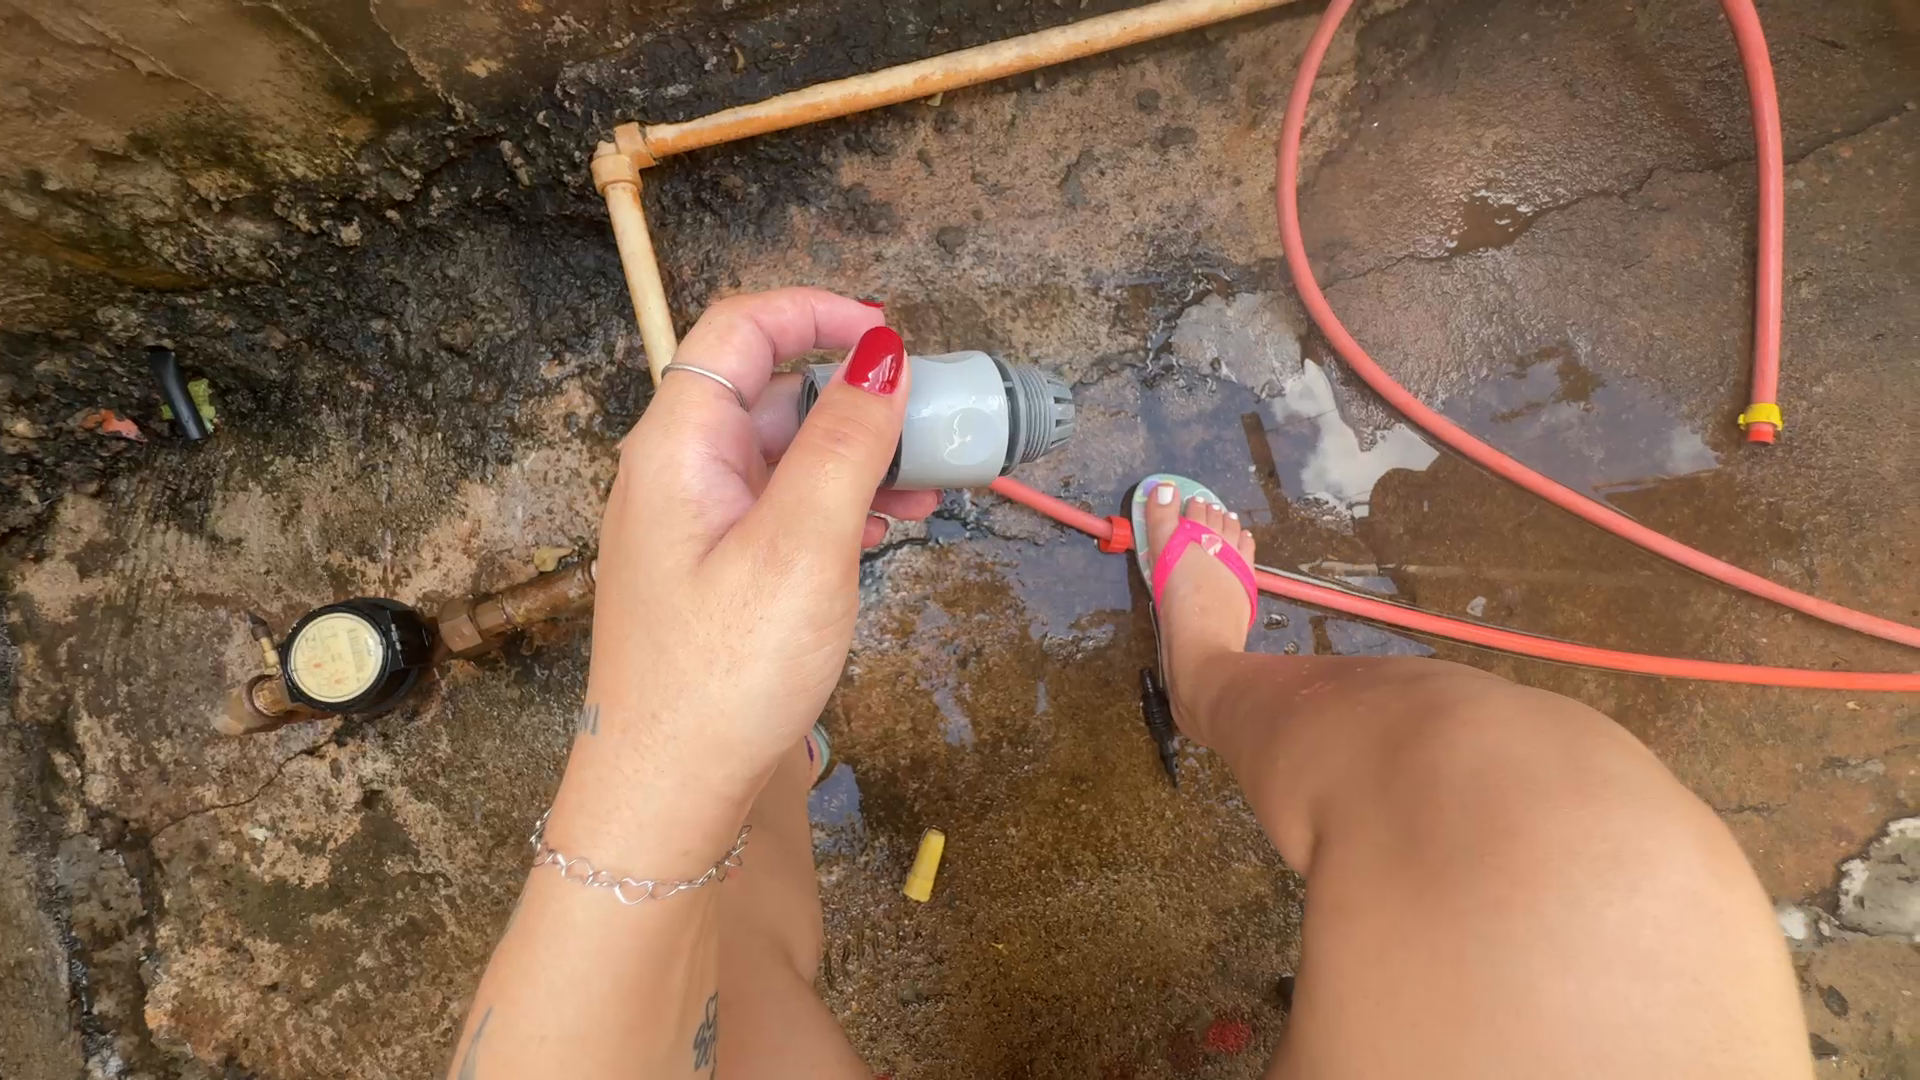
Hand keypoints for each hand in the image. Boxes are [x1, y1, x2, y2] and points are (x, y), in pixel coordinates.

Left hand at [548, 289, 935, 867]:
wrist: (673, 792)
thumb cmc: (730, 667)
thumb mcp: (801, 544)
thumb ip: (844, 440)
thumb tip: (884, 351)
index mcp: (682, 443)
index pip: (741, 330)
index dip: (817, 312)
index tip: (894, 336)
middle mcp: (684, 471)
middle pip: (774, 394)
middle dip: (858, 399)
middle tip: (932, 430)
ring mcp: (702, 523)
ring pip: (790, 456)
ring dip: (859, 457)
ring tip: (925, 488)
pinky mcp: (724, 568)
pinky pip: (788, 508)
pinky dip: (839, 504)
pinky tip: (881, 528)